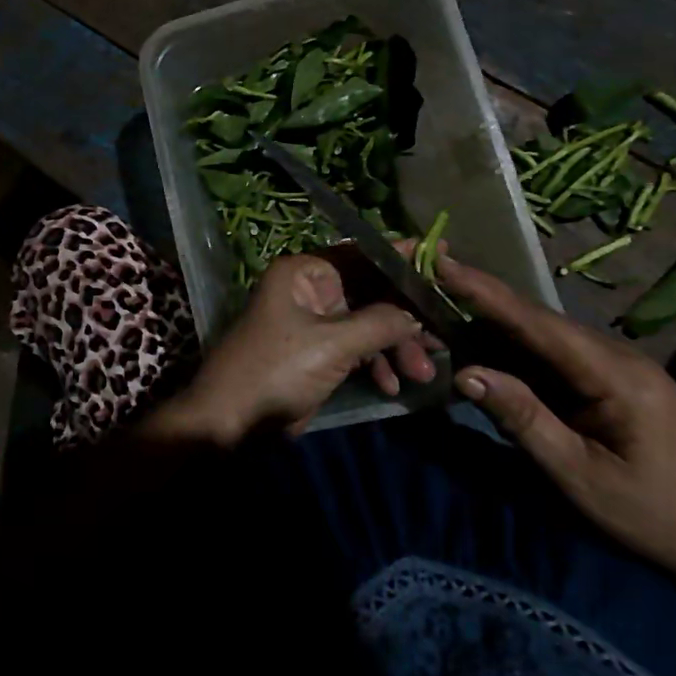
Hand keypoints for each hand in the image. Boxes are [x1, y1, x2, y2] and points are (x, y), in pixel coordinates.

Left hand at [145, 254, 438, 445]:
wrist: (232, 420)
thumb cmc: (277, 370)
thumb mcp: (333, 344)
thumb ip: (380, 323)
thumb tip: (415, 314)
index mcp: (303, 273)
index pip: (360, 255)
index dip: (400, 257)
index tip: (440, 256)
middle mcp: (308, 291)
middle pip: (369, 292)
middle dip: (405, 318)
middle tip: (443, 337)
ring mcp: (312, 323)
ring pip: (367, 324)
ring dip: (395, 347)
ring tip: (423, 373)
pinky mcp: (316, 353)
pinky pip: (355, 348)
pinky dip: (375, 363)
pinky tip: (393, 386)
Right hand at [433, 256, 675, 591]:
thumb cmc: (657, 516)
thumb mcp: (579, 474)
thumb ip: (522, 418)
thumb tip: (465, 372)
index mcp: (617, 376)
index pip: (538, 323)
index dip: (486, 293)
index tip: (444, 265)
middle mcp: (620, 358)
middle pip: (539, 322)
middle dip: (483, 302)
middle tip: (431, 286)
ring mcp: (621, 368)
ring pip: (545, 336)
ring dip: (496, 326)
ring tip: (446, 314)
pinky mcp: (616, 383)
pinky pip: (556, 356)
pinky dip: (516, 350)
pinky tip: (487, 351)